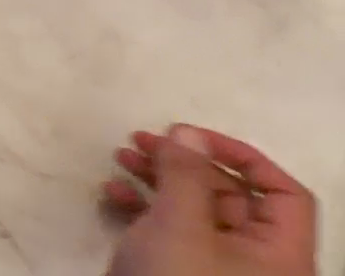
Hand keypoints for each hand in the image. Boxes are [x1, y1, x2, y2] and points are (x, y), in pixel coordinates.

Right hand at [103, 124, 316, 275]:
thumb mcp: (179, 225)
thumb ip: (185, 175)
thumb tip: (188, 132)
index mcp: (279, 253)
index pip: (283, 192)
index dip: (240, 156)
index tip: (186, 134)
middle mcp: (256, 258)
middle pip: (230, 194)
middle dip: (184, 162)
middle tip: (139, 139)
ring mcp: (217, 266)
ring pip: (194, 207)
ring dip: (157, 177)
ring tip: (120, 158)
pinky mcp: (180, 269)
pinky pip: (169, 227)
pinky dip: (142, 203)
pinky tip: (112, 194)